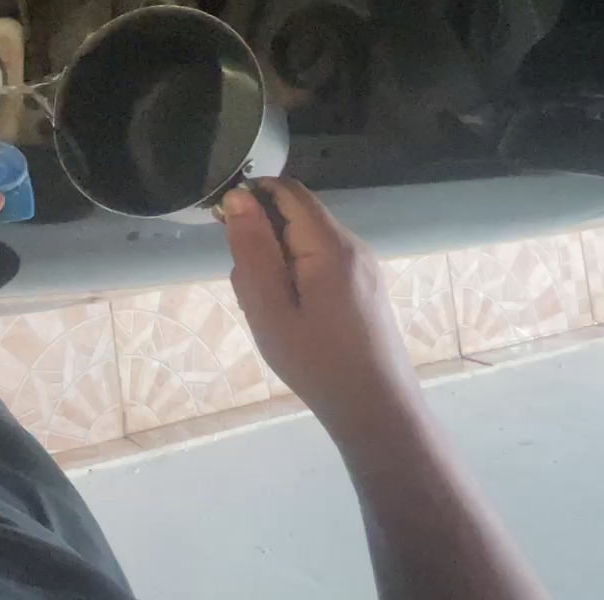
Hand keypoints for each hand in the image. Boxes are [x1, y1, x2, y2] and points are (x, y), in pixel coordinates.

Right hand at [223, 178, 421, 431]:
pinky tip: (290, 311)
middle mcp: (352, 246)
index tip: (226, 227)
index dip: (251, 194)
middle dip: (261, 234)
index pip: (287, 191)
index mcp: (330, 246)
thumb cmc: (316, 361)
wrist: (377, 413)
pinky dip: (293, 271)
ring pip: (303, 237)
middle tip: (248, 283)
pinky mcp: (364, 284)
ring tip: (269, 304)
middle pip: (295, 213)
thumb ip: (252, 248)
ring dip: (275, 257)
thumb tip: (237, 197)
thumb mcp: (268, 306)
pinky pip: (318, 258)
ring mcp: (363, 265)